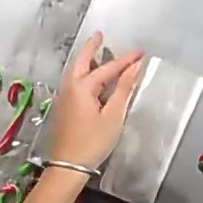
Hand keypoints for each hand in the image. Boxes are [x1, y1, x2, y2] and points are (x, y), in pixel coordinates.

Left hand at [44, 32, 143, 169]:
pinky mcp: (62, 108)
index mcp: (82, 86)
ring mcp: (63, 97)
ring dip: (86, 60)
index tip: (140, 53)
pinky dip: (82, 74)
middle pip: (81, 61)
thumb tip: (134, 68)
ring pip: (74, 71)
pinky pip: (72, 82)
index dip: (126, 60)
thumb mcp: (113, 116)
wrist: (67, 166)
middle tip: (100, 35)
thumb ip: (123, 89)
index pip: (108, 68)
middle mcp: (69, 87)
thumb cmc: (92, 142)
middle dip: (92, 47)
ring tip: (96, 53)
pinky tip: (89, 79)